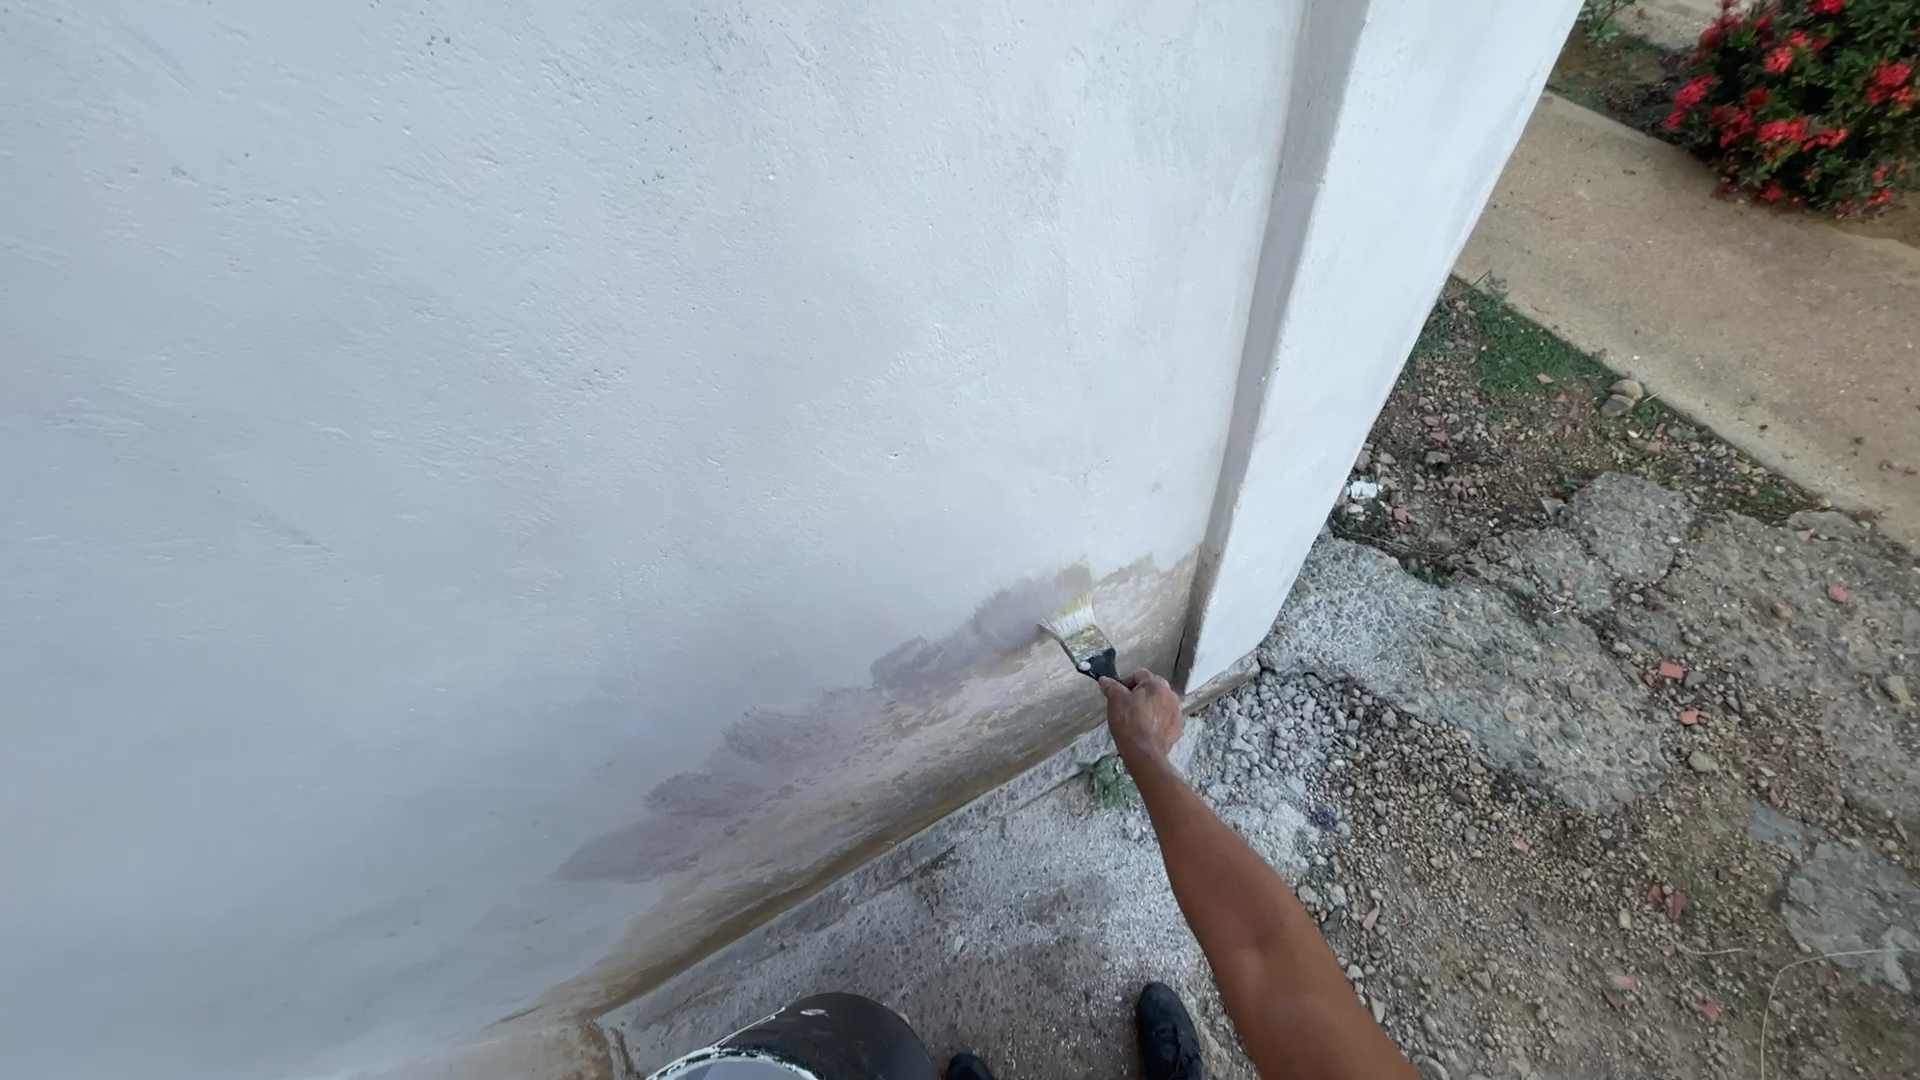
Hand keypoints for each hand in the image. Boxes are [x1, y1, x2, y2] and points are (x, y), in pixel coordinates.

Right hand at [1099, 669, 1183, 763]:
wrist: (1144, 754)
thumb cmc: (1129, 723)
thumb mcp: (1115, 700)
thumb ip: (1110, 686)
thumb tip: (1104, 680)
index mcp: (1157, 684)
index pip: (1138, 674)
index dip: (1124, 682)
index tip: (1116, 695)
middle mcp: (1171, 695)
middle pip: (1150, 688)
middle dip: (1137, 694)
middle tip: (1125, 706)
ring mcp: (1177, 713)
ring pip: (1158, 704)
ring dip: (1148, 707)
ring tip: (1135, 719)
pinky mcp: (1177, 729)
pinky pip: (1164, 719)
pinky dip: (1155, 721)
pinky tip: (1145, 730)